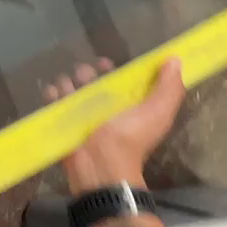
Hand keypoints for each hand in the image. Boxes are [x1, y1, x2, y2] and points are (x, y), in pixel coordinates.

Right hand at [44, 57, 184, 192]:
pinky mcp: (62, 119)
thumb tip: (174, 60)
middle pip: (86, 76)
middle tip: (84, 79)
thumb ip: (168, 89)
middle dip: (83, 72)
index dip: (108, 66)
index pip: (113, 76)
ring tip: (69, 91)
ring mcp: (80, 112)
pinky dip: (52, 94)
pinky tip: (57, 97)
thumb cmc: (130, 139)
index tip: (104, 65)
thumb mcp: (157, 114)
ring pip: (67, 83)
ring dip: (66, 82)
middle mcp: (101, 106)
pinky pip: (51, 97)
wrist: (100, 166)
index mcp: (124, 103)